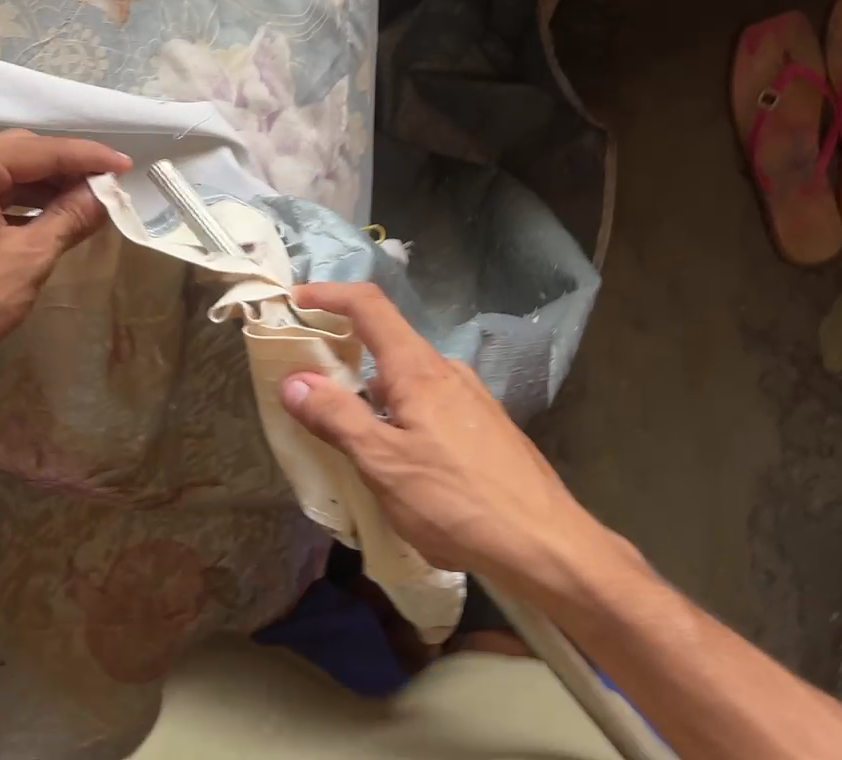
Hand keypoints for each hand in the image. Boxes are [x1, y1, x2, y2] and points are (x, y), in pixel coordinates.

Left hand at [0, 130, 130, 381]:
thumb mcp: (28, 257)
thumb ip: (70, 216)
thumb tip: (103, 194)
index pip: (39, 150)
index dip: (87, 158)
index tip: (124, 166)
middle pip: (17, 155)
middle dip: (64, 169)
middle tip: (105, 187)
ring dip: (41, 188)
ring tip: (82, 204)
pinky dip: (15, 204)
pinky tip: (43, 219)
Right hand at [278, 283, 635, 601]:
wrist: (548, 547)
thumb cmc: (458, 501)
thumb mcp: (383, 463)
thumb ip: (335, 417)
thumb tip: (293, 380)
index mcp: (418, 369)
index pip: (368, 306)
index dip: (329, 294)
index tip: (296, 300)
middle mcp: (446, 372)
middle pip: (386, 344)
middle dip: (344, 357)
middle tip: (309, 389)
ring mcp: (471, 399)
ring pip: (408, 380)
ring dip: (371, 395)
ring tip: (349, 438)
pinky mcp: (485, 428)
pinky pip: (429, 405)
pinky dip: (399, 415)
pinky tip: (399, 462)